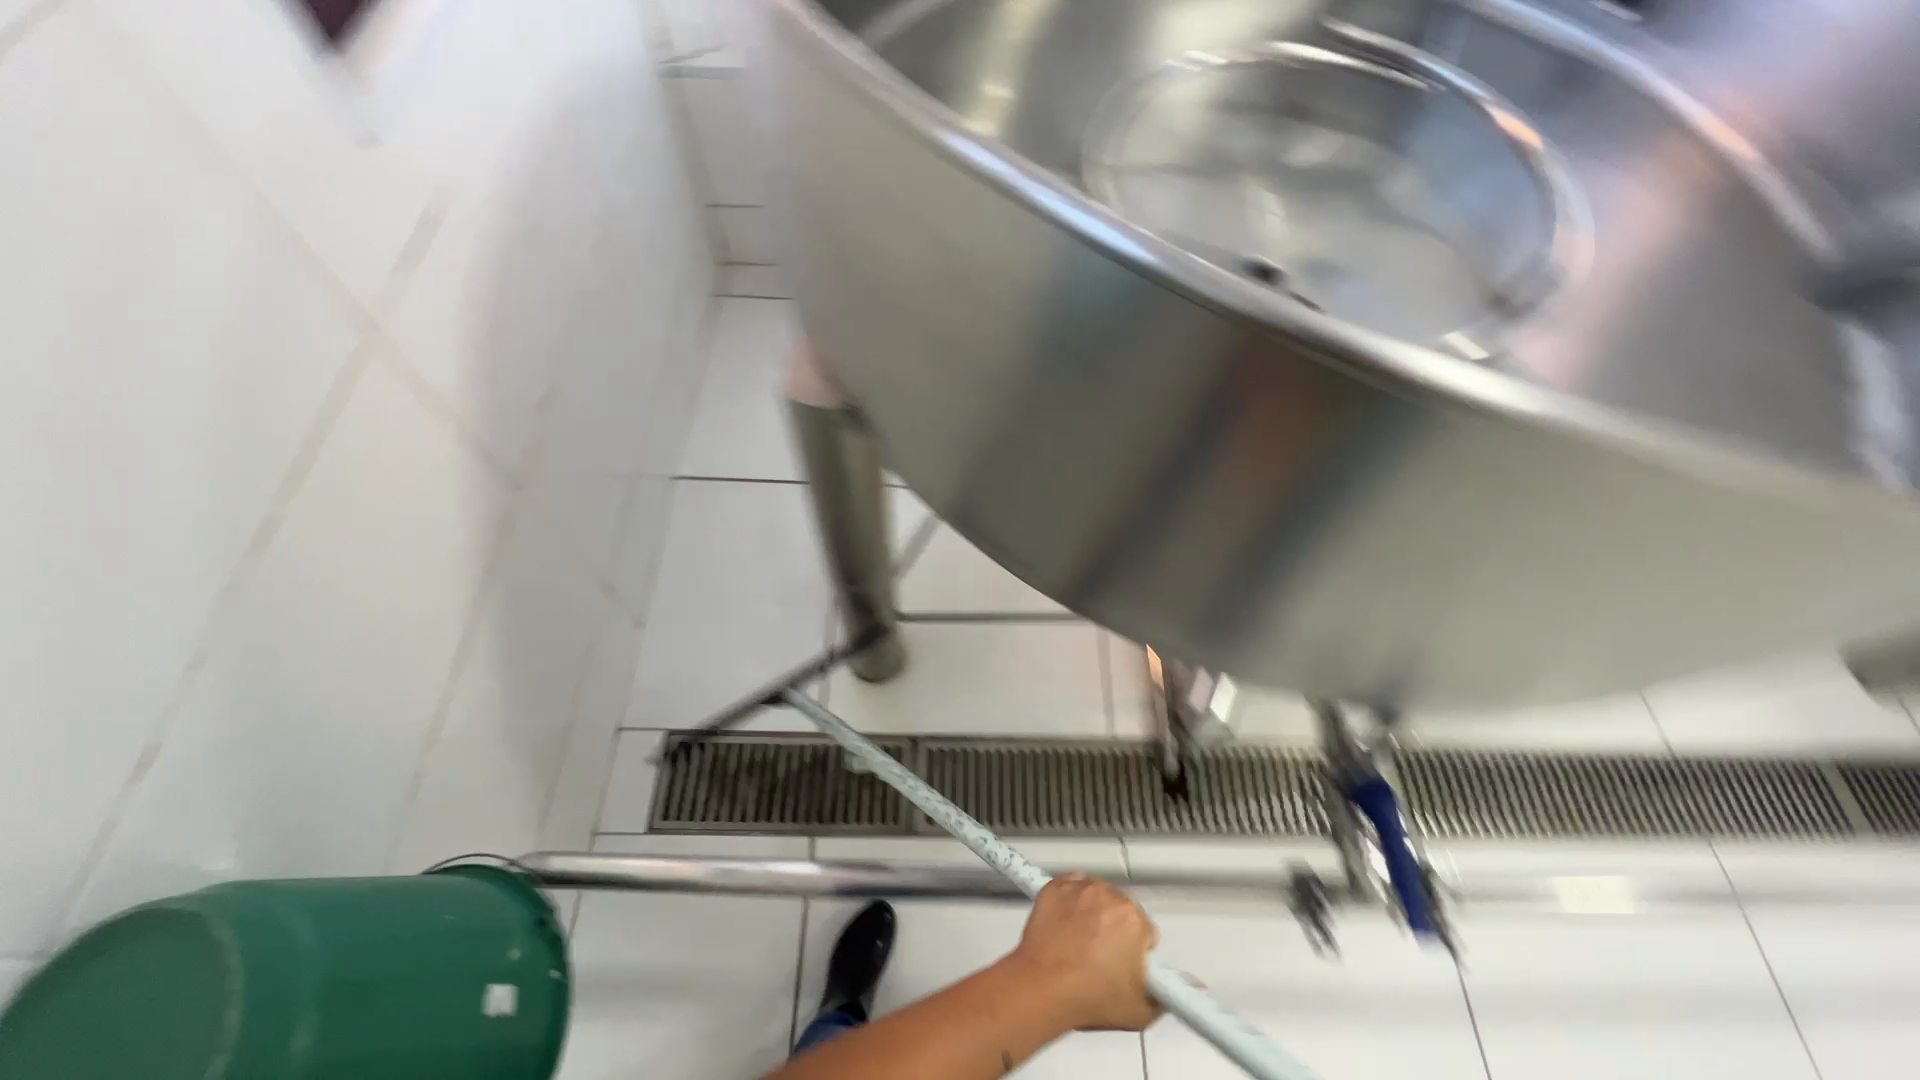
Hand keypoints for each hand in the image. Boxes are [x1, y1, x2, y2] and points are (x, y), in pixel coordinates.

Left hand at [1004, 873, 1162, 1032]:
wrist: (1042, 988)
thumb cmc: (1089, 997)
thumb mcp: (1141, 1012)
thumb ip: (1163, 997)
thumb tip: (1169, 990)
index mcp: (1135, 919)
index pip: (1146, 931)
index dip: (1136, 951)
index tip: (1123, 965)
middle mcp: (1110, 895)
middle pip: (1122, 910)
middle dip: (1116, 929)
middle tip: (1100, 956)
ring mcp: (1080, 888)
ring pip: (1097, 896)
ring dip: (1094, 912)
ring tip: (1079, 941)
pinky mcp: (1055, 886)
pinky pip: (1071, 886)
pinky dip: (1071, 899)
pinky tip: (1066, 921)